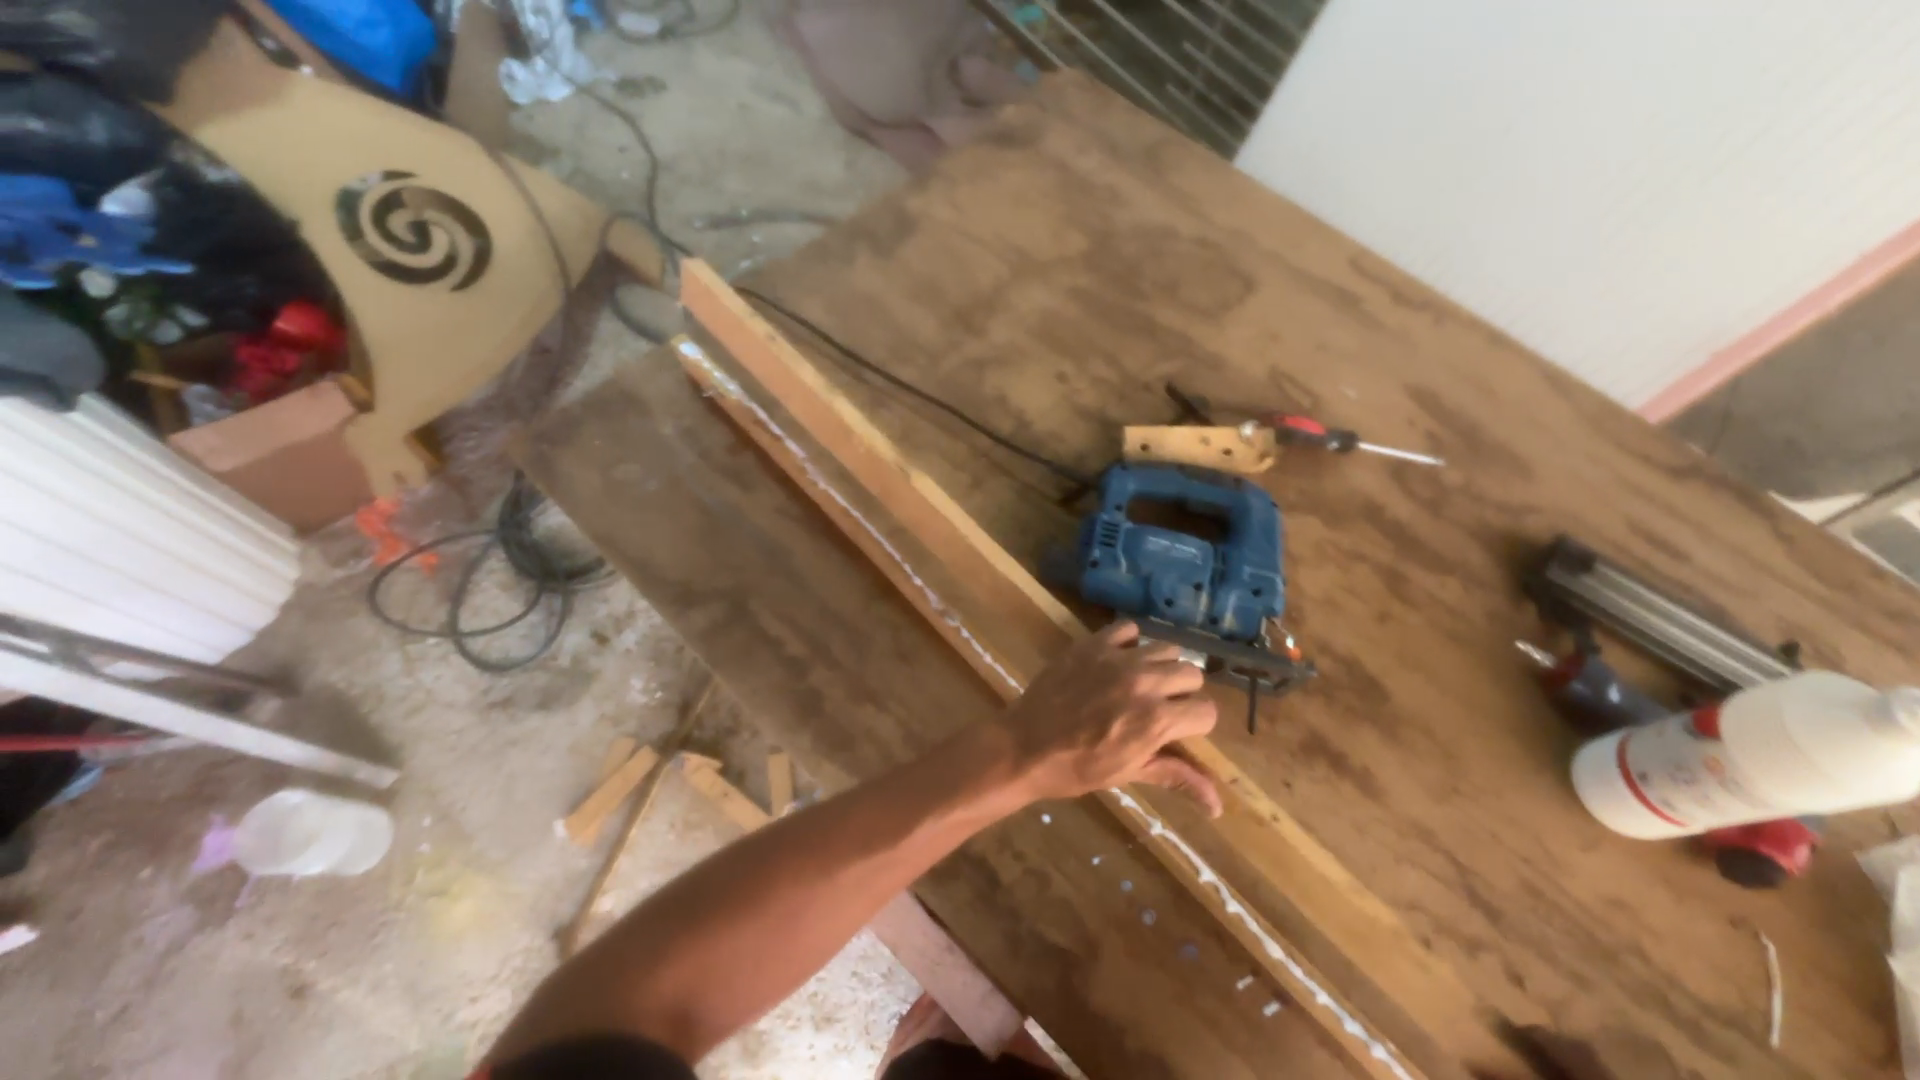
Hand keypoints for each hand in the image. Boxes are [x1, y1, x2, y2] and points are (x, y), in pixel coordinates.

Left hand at [992, 621, 1220, 815]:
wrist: (1024, 746)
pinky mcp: (1093, 645)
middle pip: (1191, 674)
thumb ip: (1176, 776)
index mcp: (1156, 720)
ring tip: (1142, 682)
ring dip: (1161, 665)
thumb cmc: (1077, 768)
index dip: (1195, 724)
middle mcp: (1145, 683)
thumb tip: (1219, 805)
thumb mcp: (1128, 773)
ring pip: (1166, 648)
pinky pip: (1129, 629)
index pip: (1206, 711)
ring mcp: (1118, 659)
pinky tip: (1120, 660)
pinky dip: (1131, 642)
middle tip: (1159, 707)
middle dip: (1182, 693)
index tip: (1179, 730)